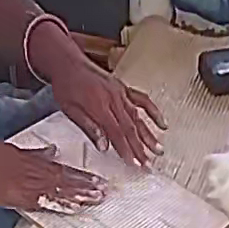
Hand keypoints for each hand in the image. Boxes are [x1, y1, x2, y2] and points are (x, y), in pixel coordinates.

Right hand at [0, 138, 105, 211]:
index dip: (84, 177)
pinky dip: (62, 204)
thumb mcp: (16, 149)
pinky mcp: (22, 197)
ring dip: (80, 196)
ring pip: (61, 191)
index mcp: (37, 162)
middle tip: (105, 193)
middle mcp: (37, 173)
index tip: (100, 182)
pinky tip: (75, 209)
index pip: (65, 170)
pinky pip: (46, 202)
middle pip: (68, 181)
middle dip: (87, 187)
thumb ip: (36, 152)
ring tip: (96, 200)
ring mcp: (31, 185)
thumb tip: (52, 151)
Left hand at [30, 20, 166, 164]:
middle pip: (130, 128)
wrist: (68, 62)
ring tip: (159, 150)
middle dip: (141, 149)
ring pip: (138, 117)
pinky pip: (142, 100)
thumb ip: (89, 128)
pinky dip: (153, 112)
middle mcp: (113, 99)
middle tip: (149, 165)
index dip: (127, 150)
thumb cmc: (66, 87)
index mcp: (99, 106)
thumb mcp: (70, 111)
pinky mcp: (124, 88)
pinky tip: (162, 124)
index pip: (117, 133)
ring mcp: (121, 93)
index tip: (134, 164)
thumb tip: (104, 147)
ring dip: (149, 135)